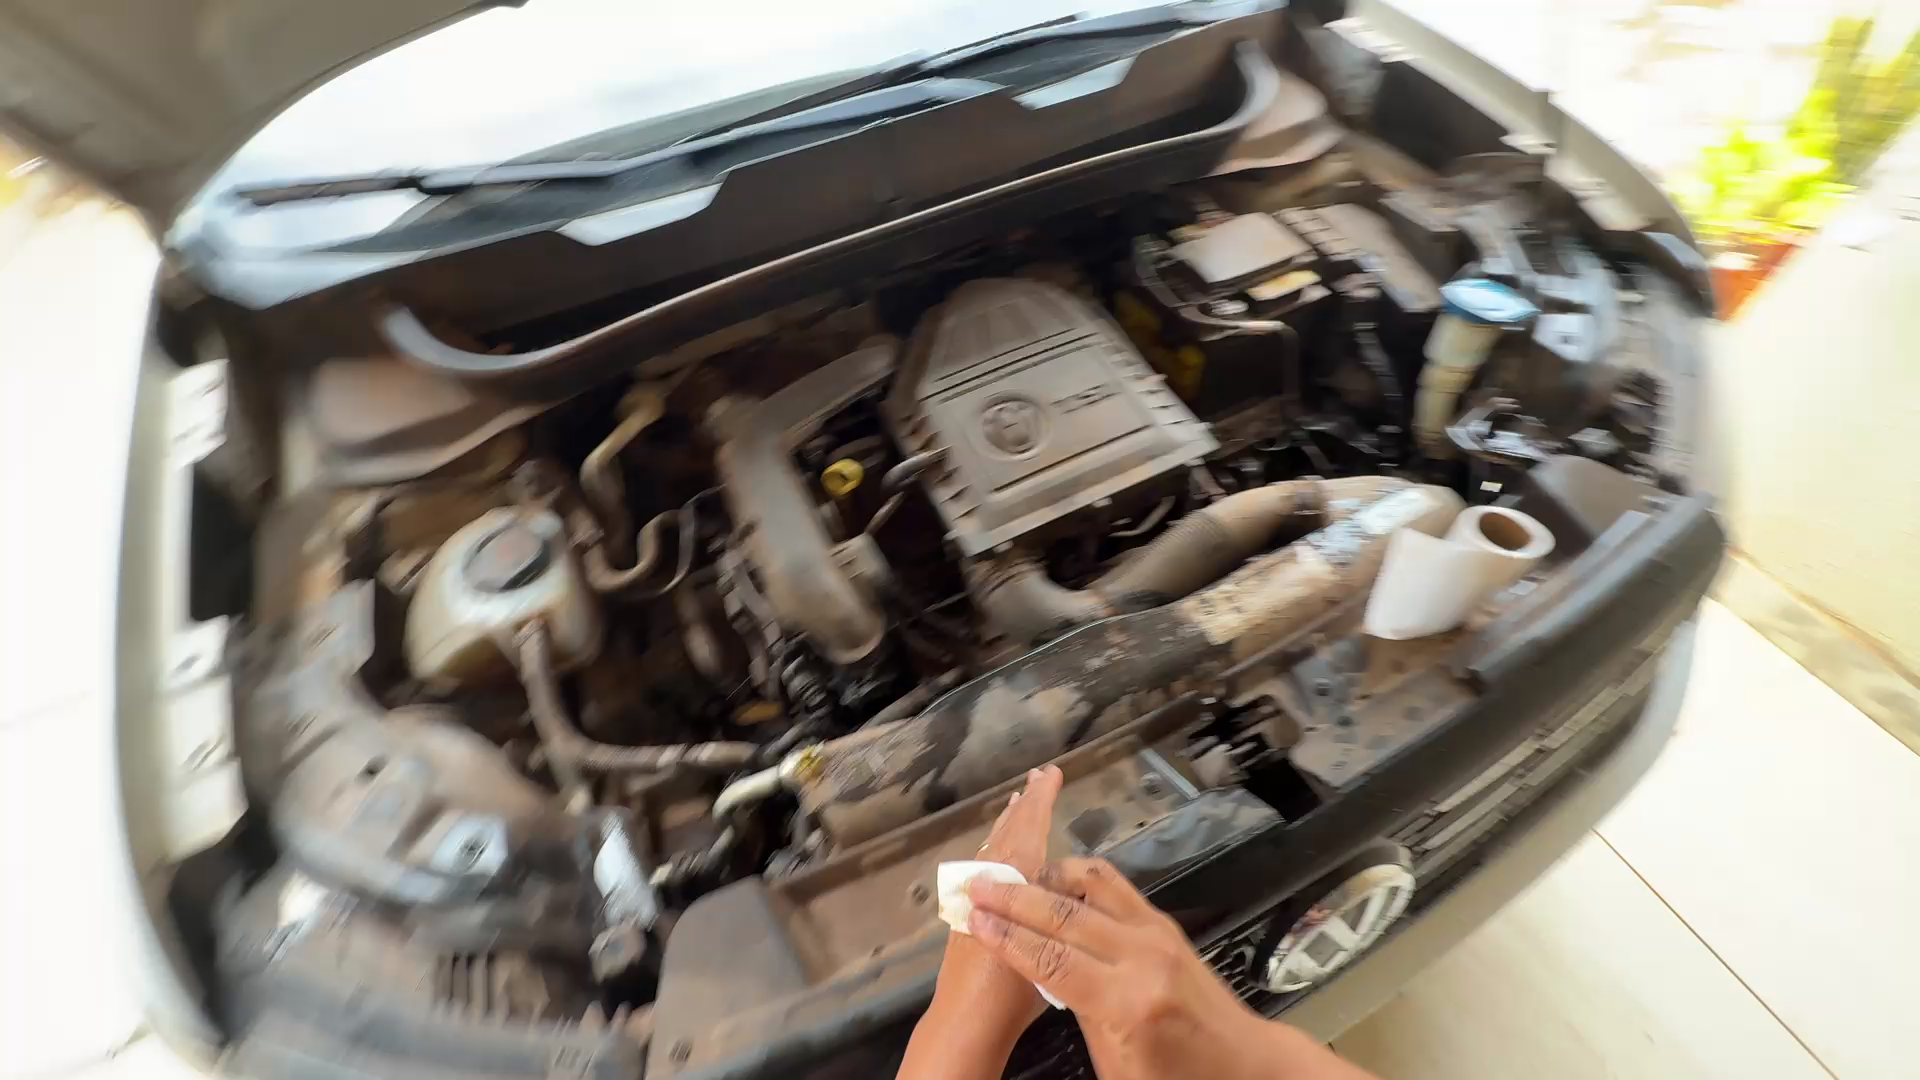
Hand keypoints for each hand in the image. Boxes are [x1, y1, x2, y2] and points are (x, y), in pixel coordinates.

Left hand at [897, 766, 1063, 1079]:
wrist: (965, 1021)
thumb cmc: (1011, 990)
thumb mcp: (1046, 946)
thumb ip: (1050, 908)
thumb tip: (1058, 882)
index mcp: (1010, 878)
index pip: (1029, 826)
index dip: (1042, 799)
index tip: (1052, 772)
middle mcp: (989, 875)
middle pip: (1010, 828)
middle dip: (1027, 802)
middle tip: (1039, 776)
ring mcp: (972, 889)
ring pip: (994, 842)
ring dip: (1010, 819)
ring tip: (1020, 799)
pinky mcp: (966, 907)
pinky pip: (985, 859)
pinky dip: (997, 842)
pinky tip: (1001, 846)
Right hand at [966, 858, 1377, 1079]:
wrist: (1245, 1065)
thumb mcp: (1116, 1066)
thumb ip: (1078, 1008)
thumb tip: (1038, 965)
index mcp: (1128, 1002)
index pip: (1051, 959)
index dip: (1006, 937)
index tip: (973, 917)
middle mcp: (1142, 954)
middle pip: (1063, 912)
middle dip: (1014, 896)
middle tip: (977, 883)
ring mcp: (1155, 929)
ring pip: (1088, 882)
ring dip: (1044, 875)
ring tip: (1010, 875)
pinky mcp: (1161, 918)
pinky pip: (1112, 883)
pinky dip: (1077, 874)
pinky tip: (1054, 877)